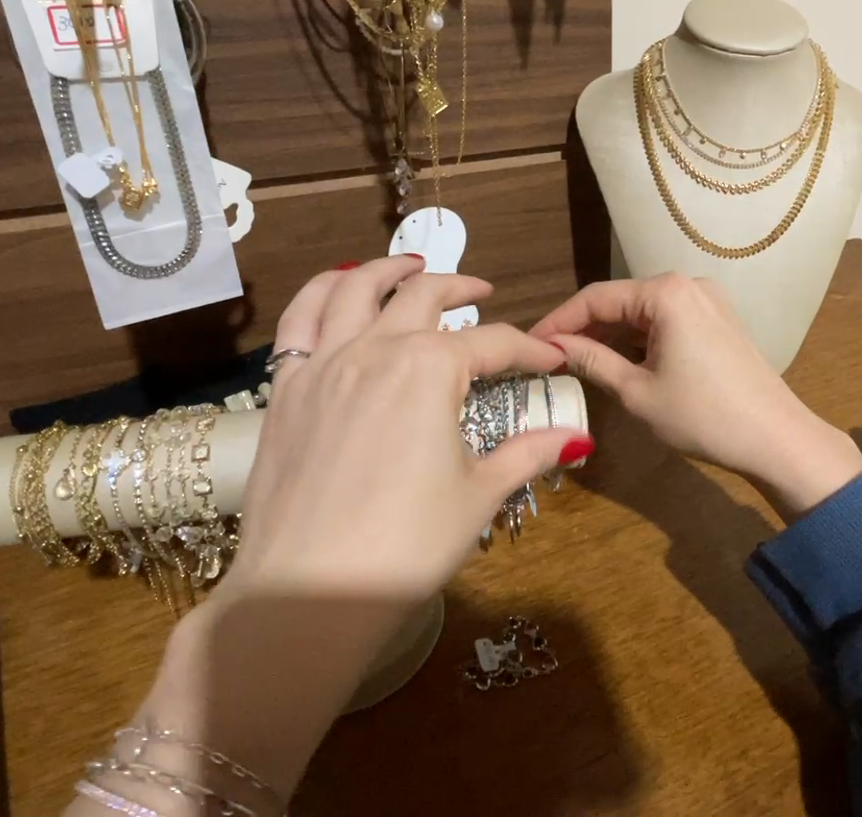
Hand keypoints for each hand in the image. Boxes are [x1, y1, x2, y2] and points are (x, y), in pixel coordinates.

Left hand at [225, 255, 590, 602]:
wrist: (306, 595)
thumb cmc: (406, 545)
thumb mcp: (478, 495)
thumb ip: (527, 453)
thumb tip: (576, 437)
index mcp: (430, 368)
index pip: (493, 344)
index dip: (528, 349)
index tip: (550, 359)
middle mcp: (375, 348)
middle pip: (424, 297)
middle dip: (462, 289)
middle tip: (484, 294)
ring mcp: (323, 364)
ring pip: (355, 289)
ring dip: (389, 269)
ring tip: (411, 265)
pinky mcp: (285, 388)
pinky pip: (299, 321)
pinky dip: (322, 293)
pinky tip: (338, 290)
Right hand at [530, 274, 861, 519]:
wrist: (777, 439)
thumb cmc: (702, 416)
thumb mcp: (637, 392)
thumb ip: (592, 360)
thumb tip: (553, 347)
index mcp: (666, 292)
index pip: (595, 297)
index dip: (558, 321)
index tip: (528, 344)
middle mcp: (688, 283)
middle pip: (620, 299)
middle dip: (583, 327)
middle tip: (548, 355)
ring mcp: (708, 300)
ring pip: (643, 311)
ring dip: (610, 333)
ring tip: (575, 360)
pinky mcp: (719, 319)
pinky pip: (666, 320)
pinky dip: (639, 337)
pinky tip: (618, 359)